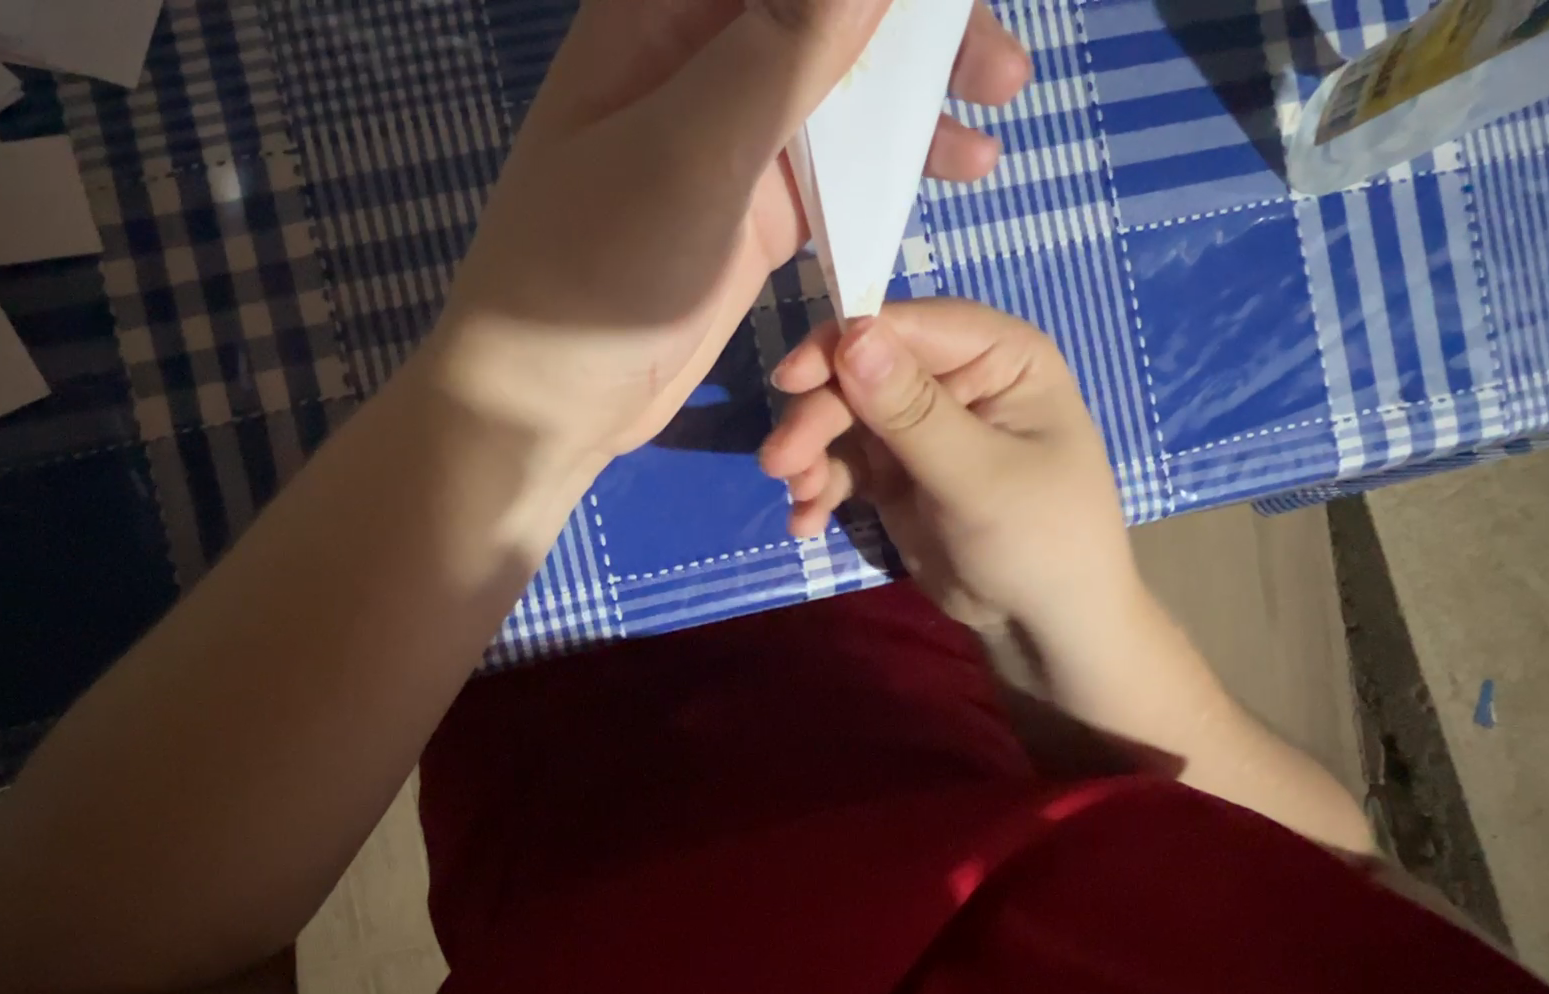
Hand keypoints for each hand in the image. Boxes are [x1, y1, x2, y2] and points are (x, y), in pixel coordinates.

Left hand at [424, 0, 1030, 471]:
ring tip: (993, 108)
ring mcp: (727, 140)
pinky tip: (946, 170)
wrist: (553, 400)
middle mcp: (696, 60)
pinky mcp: (750, 210)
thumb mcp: (693, 149)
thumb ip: (785, 43)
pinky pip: (834, 165)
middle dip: (914, 26)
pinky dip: (887, 165)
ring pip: (840, 85)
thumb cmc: (596, 272)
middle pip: (823, 13)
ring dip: (915, 92)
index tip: (950, 7)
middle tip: (994, 65)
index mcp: (660, 13)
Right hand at [758, 299, 1140, 635]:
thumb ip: (913, 410)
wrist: (1038, 625)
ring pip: (840, 420)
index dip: (842, 344)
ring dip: (811, 456)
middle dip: (816, 420)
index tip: (790, 379)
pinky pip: (840, 464)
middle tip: (779, 464)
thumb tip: (851, 335)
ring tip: (800, 499)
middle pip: (860, 375)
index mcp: (996, 356)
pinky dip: (819, 488)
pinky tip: (806, 522)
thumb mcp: (978, 477)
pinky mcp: (892, 470)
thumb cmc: (1039, 541)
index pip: (906, 328)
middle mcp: (951, 380)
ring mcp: (917, 426)